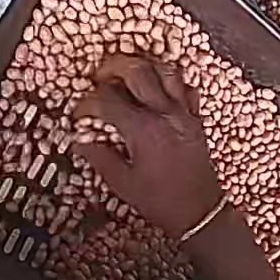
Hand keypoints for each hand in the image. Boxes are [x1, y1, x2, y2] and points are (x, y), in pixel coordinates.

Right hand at [71, 53, 224, 237]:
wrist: (200, 212)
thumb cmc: (161, 201)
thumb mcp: (123, 184)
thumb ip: (100, 158)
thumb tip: (80, 141)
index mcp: (143, 129)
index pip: (107, 100)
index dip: (87, 104)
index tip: (79, 114)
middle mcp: (165, 114)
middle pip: (137, 71)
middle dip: (112, 68)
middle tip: (99, 77)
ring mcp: (184, 113)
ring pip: (165, 71)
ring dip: (143, 67)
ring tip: (127, 76)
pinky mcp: (195, 119)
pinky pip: (186, 88)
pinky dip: (170, 83)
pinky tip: (158, 91)